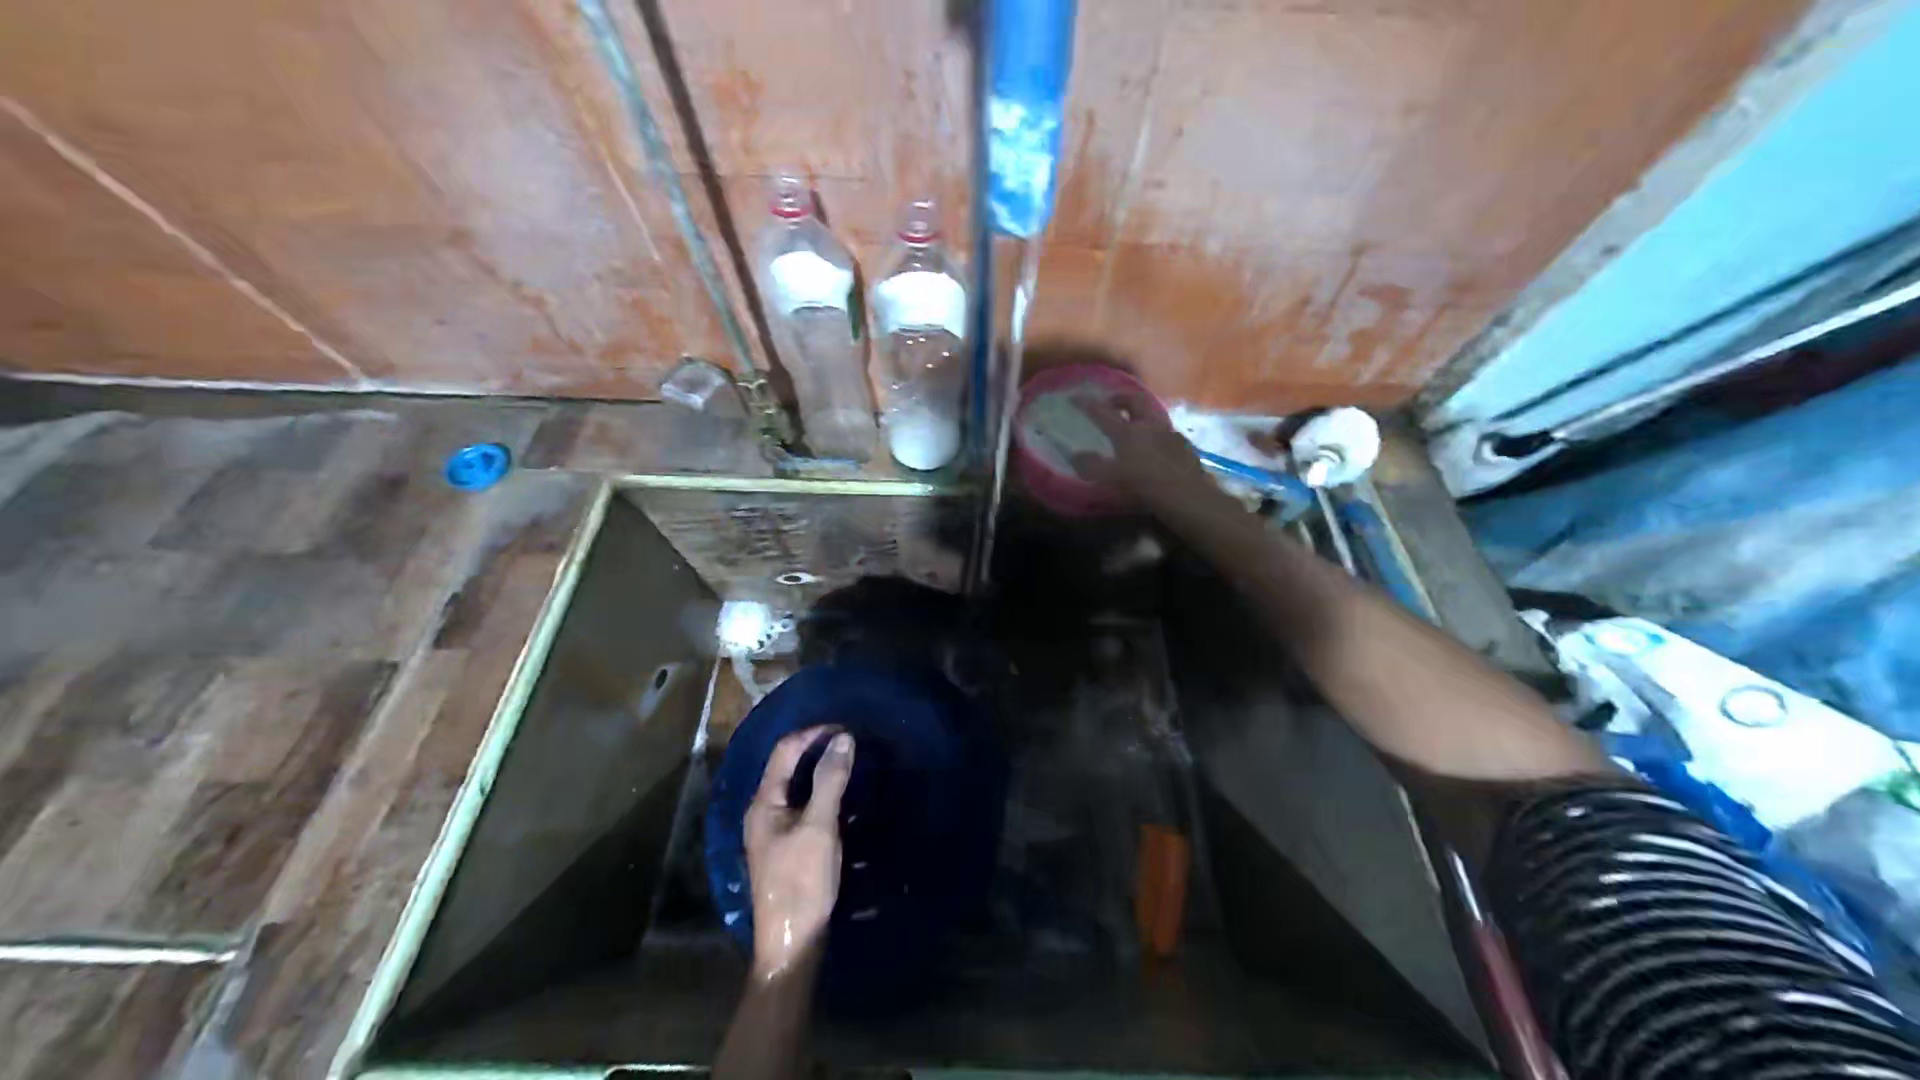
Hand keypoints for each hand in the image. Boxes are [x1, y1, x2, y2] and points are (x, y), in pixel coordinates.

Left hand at [744, 726, 854, 981]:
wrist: (792, 941)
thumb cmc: (802, 881)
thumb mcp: (819, 826)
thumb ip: (830, 780)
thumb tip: (843, 737)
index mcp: (763, 803)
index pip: (785, 750)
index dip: (813, 734)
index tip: (845, 728)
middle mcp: (762, 812)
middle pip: (787, 766)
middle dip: (817, 749)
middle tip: (850, 742)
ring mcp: (772, 831)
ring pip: (795, 787)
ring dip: (820, 771)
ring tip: (849, 763)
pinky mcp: (785, 847)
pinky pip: (802, 806)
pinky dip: (820, 793)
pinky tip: (842, 798)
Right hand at [1070, 391, 1219, 516]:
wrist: (1187, 496)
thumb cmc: (1144, 485)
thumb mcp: (1111, 478)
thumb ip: (1091, 466)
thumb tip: (1075, 455)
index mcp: (1127, 431)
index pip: (1103, 412)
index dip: (1087, 404)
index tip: (1075, 398)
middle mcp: (1149, 425)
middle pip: (1135, 400)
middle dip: (1121, 398)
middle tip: (1111, 403)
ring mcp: (1170, 433)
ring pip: (1153, 414)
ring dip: (1141, 414)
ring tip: (1134, 425)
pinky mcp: (1185, 446)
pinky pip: (1167, 431)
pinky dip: (1156, 433)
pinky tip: (1156, 446)